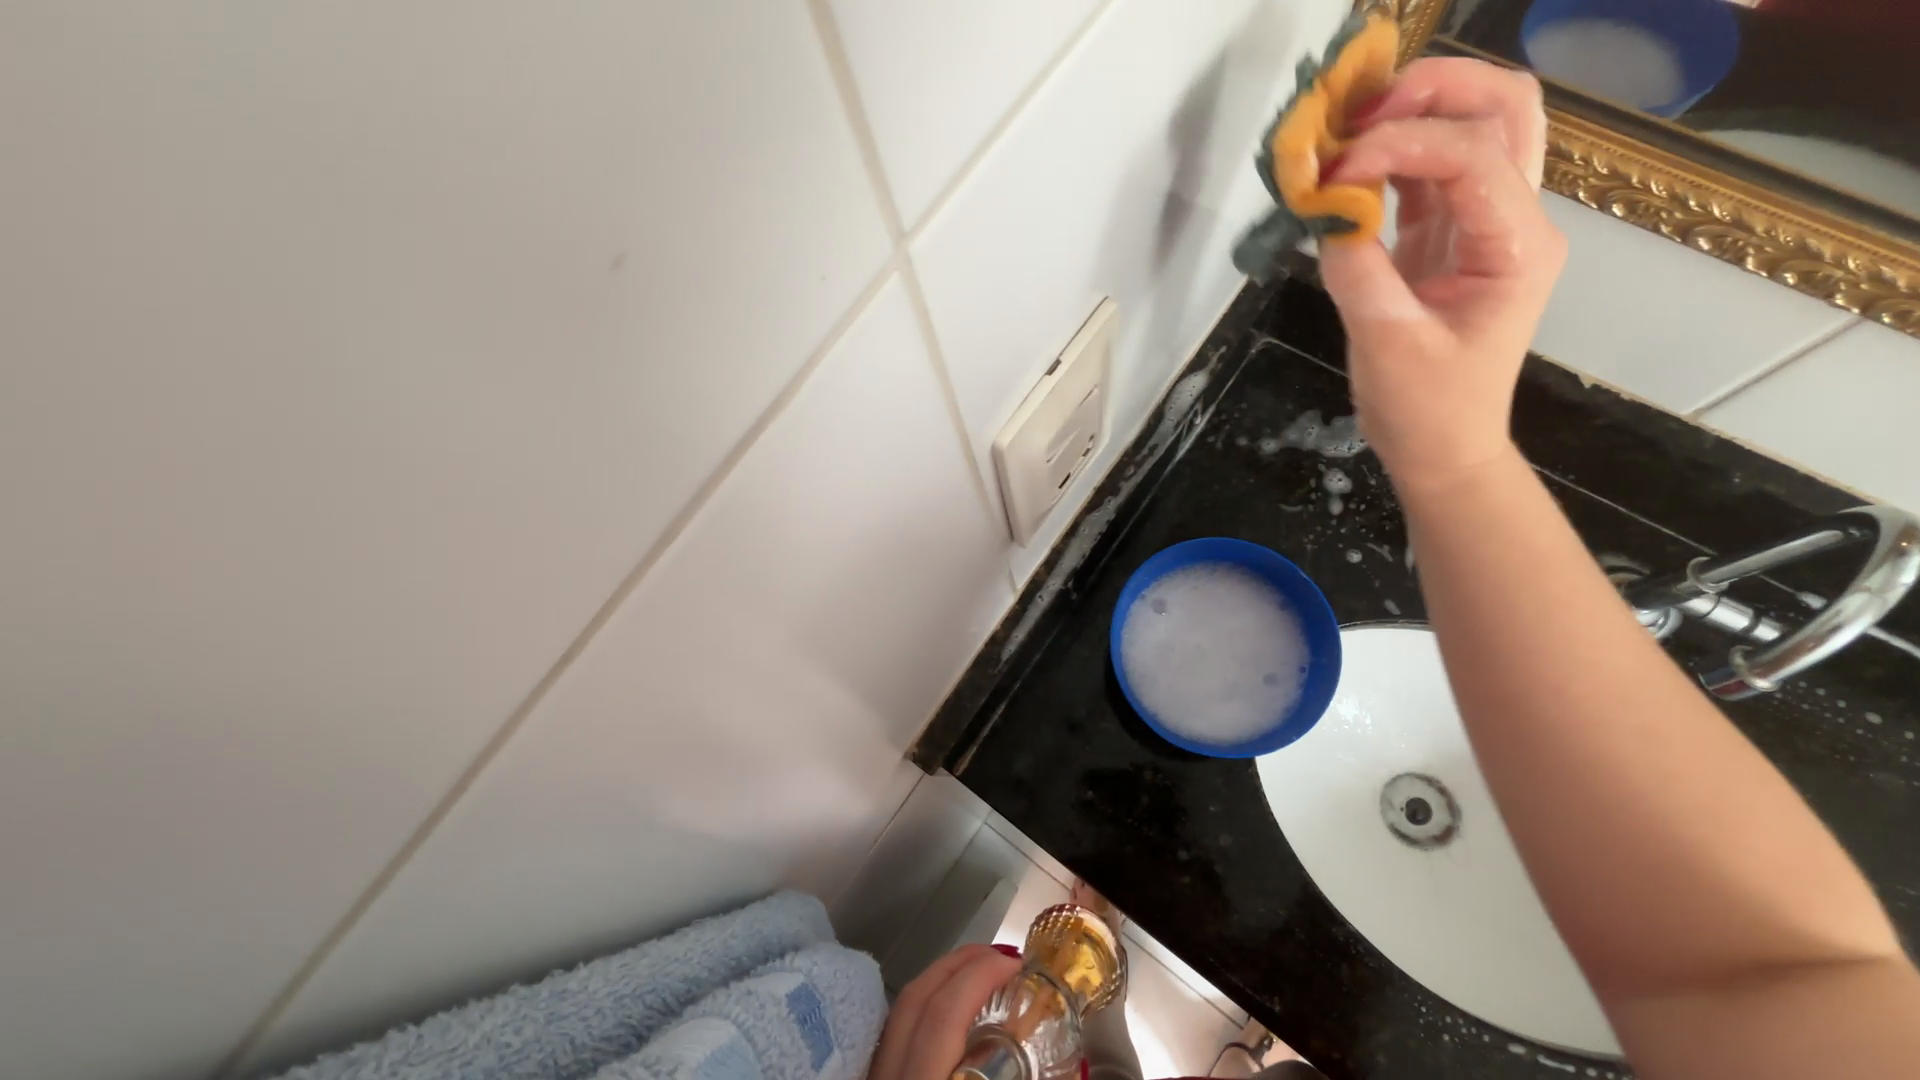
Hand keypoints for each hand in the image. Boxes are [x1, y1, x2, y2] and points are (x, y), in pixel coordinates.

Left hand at [869, 945, 1021, 1079]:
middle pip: (916, 998)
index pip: (944, 1014)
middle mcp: (891, 1075)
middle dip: (960, 964)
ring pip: (902, 1010)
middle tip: (1000, 956)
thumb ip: (1025, 1077)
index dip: (980, 976)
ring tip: (979, 973)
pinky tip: (950, 1011)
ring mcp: (877, 1077)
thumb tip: (1072, 1062)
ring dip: (941, 980)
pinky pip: (895, 1031)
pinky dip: (924, 1008)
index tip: (1015, 963)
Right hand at [1317, 58, 1565, 493]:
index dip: (1400, 146)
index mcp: (1517, 247)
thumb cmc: (1427, 410)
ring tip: (1350, 129)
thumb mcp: (1387, 344)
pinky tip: (1349, 164)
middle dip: (1433, 90)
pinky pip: (1432, 169)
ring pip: (1475, 125)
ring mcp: (1485, 224)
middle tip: (1360, 114)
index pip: (1471, 155)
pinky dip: (1392, 153)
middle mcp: (1515, 219)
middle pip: (1503, 107)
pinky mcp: (1448, 236)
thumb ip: (1358, 270)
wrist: (1443, 447)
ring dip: (1415, 111)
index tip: (1336, 173)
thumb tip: (1326, 209)